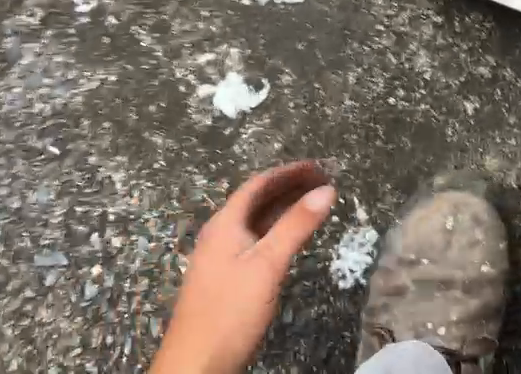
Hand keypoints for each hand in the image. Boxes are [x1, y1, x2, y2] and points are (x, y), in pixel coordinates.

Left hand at [151, 163, 337, 373]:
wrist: (193, 370)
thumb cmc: (229, 312)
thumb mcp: (267, 265)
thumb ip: (296, 225)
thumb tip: (327, 189)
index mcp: (225, 224)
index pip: (259, 184)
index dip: (290, 172)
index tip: (321, 167)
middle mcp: (220, 235)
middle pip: (257, 201)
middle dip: (290, 187)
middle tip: (324, 183)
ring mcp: (221, 259)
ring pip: (257, 222)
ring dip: (285, 209)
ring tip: (316, 205)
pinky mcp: (226, 281)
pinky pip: (256, 241)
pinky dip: (278, 231)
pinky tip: (292, 239)